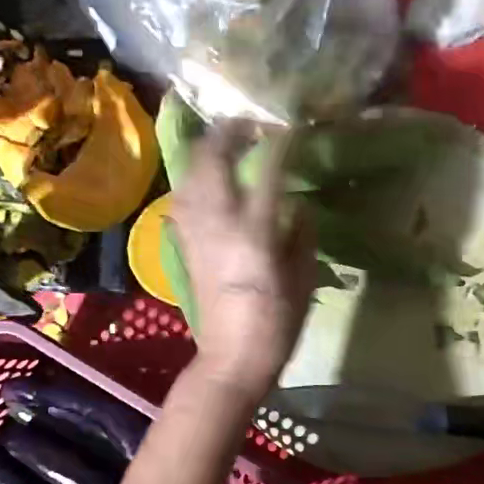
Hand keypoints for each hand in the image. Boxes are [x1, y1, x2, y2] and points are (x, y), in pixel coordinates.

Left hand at [169, 126, 315, 394]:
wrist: (230, 359)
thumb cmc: (276, 324)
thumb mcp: (302, 278)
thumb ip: (300, 234)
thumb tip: (295, 205)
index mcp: (254, 232)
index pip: (265, 171)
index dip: (277, 142)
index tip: (288, 126)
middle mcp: (218, 224)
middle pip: (211, 161)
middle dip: (227, 132)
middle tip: (247, 123)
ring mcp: (194, 234)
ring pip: (189, 176)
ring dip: (205, 152)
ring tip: (223, 144)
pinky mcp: (182, 247)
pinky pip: (181, 201)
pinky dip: (192, 181)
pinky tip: (203, 181)